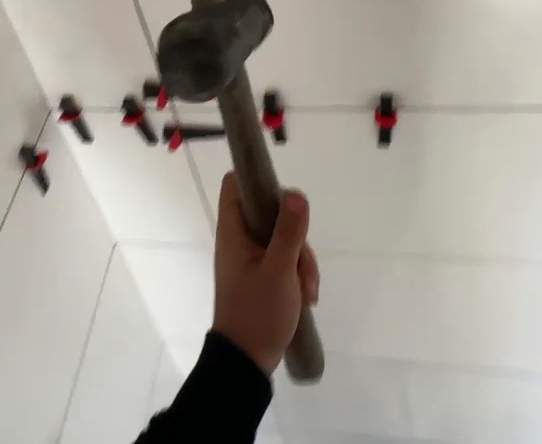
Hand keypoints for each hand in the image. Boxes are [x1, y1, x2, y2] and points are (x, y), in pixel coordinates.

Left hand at [212, 171, 320, 374]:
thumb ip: (289, 232)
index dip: (257, 180)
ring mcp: (250, 256)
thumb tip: (297, 193)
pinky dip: (297, 273)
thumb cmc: (257, 313)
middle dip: (296, 236)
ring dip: (301, 261)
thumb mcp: (279, 271)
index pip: (236, 184)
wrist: (246, 362)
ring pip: (282, 237)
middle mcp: (238, 238)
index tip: (285, 197)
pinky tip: (307, 297)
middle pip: (270, 212)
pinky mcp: (260, 274)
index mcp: (233, 231)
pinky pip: (283, 258)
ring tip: (308, 292)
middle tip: (304, 266)